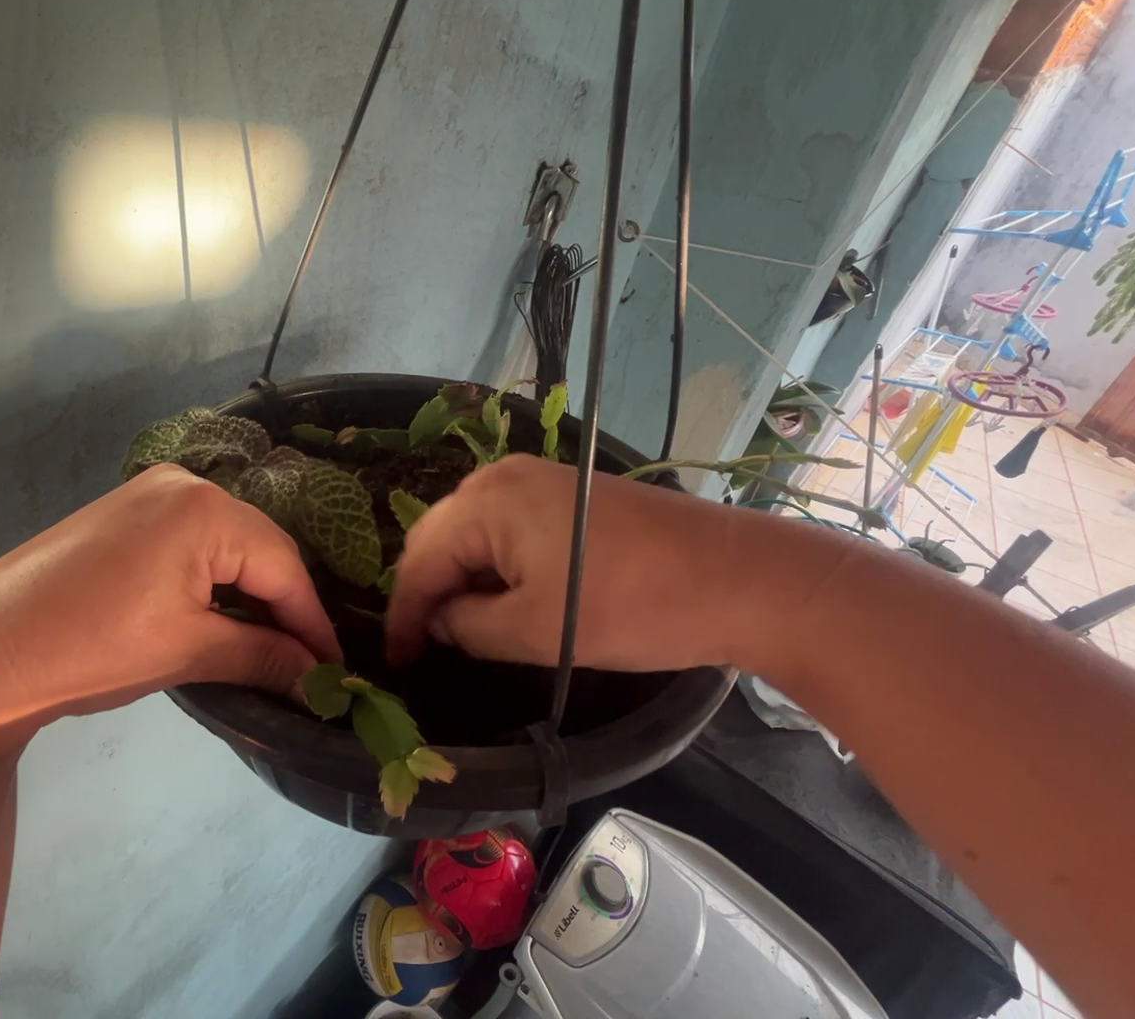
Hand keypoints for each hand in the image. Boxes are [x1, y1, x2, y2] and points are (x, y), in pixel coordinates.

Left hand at [0, 464, 341, 747]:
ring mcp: (148, 494)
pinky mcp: (124, 513)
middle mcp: (182, 484)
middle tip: (304, 661)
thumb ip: (264, 657)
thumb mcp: (189, 652)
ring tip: (267, 644)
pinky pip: (192, 541)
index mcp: (204, 507)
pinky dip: (213, 579)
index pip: (284, 566)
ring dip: (249, 593)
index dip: (312, 622)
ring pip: (226, 544)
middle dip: (283, 605)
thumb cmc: (93, 649)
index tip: (336, 669)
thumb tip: (320, 681)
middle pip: (258, 547)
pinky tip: (220, 615)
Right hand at [385, 454, 838, 673]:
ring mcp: (537, 477)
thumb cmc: (632, 607)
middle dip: (427, 591)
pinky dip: (492, 562)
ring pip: (471, 531)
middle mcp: (502, 475)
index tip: (395, 659)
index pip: (420, 559)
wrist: (738, 578)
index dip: (403, 614)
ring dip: (459, 577)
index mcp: (487, 501)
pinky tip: (498, 595)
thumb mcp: (535, 631)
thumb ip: (467, 625)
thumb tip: (439, 620)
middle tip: (422, 643)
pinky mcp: (565, 492)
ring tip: (455, 626)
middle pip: (440, 536)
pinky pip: (505, 525)